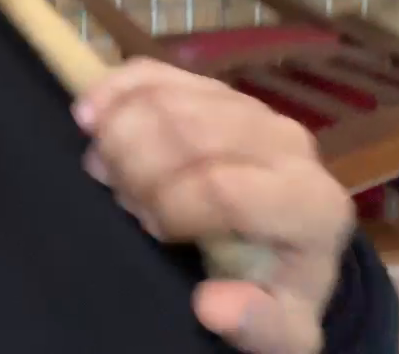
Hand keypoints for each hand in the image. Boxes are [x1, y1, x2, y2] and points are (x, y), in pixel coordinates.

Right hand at [73, 60, 353, 353]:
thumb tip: (213, 307)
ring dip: (119, 131)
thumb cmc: (275, 277)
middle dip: (136, 165)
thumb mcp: (285, 327)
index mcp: (311, 203)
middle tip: (115, 193)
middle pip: (189, 134)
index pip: (226, 189)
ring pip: (165, 98)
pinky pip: (152, 72)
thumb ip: (261, 327)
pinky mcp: (206, 83)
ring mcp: (243, 103)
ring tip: (102, 165)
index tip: (151, 229)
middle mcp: (284, 141)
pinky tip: (87, 115)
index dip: (172, 204)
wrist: (285, 231)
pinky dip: (111, 90)